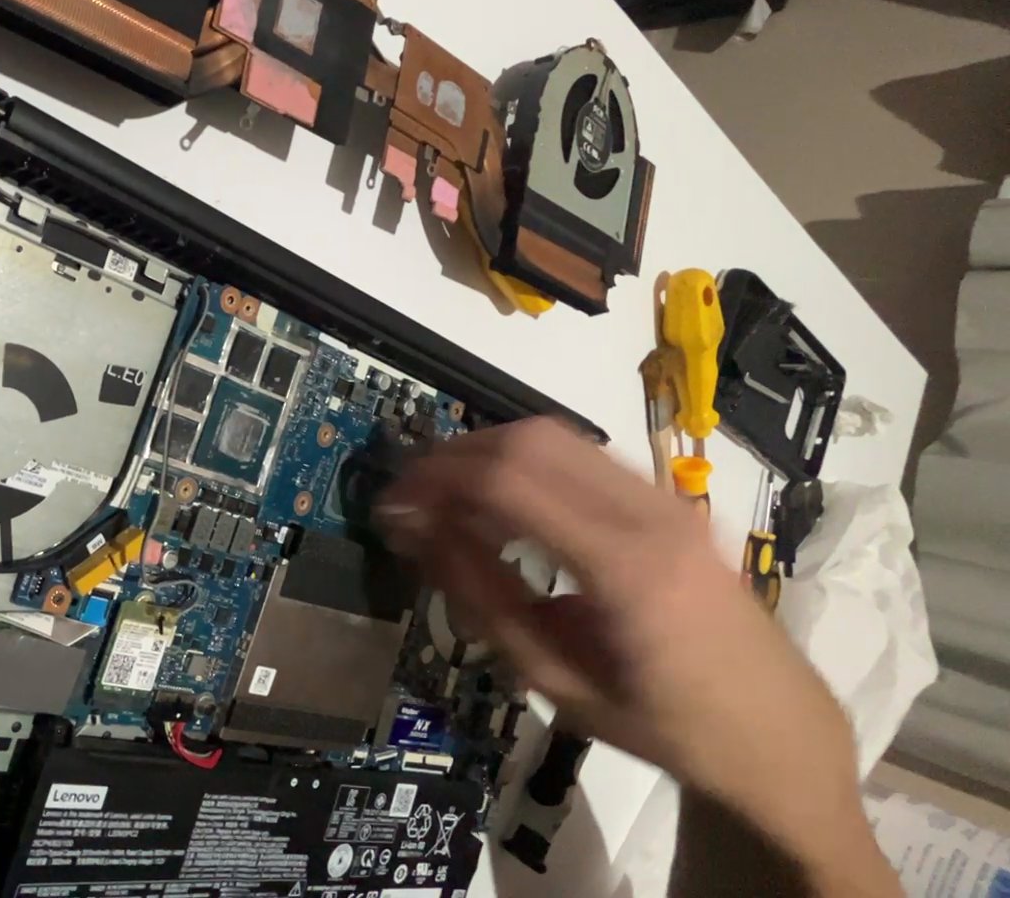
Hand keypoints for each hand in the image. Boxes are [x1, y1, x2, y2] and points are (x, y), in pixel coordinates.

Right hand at [383, 419, 895, 893]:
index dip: (432, 482)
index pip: (504, 482)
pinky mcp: (671, 499)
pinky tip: (500, 498)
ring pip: (552, 434)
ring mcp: (668, 499)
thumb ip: (482, 595)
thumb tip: (417, 529)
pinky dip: (522, 460)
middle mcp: (651, 513)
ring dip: (484, 451)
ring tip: (445, 493)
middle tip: (410, 495)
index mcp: (626, 567)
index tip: (390, 505)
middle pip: (525, 441)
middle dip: (450, 457)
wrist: (779, 735)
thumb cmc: (660, 723)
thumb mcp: (553, 678)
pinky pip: (579, 453)